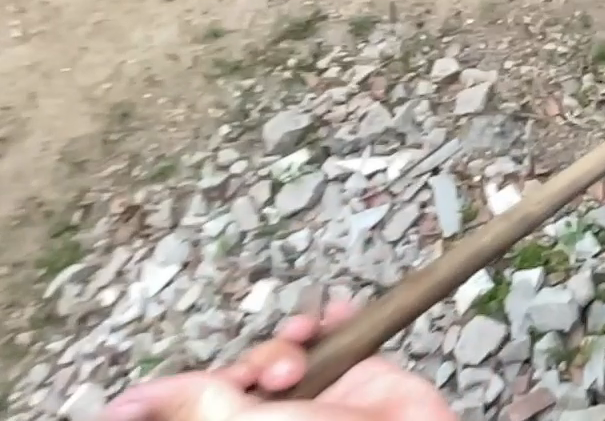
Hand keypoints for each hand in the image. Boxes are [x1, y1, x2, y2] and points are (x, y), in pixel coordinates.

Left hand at [103, 302, 454, 420]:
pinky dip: (337, 316)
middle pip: (237, 373)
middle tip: (265, 377)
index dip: (174, 394)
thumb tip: (124, 404)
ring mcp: (314, 395)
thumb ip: (195, 405)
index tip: (148, 397)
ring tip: (304, 349)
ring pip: (286, 349)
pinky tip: (336, 313)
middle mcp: (266, 418)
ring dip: (290, 340)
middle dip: (251, 362)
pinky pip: (342, 330)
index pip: (184, 408)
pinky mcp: (359, 372)